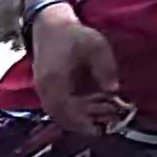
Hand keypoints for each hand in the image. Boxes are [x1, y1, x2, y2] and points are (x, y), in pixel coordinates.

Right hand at [30, 4, 128, 134]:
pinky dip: (71, 111)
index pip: (66, 109)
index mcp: (55, 81)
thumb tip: (113, 91)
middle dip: (82, 122)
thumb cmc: (73, 34)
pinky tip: (87, 107)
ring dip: (77, 117)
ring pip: (57, 113)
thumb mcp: (96, 46)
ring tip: (99, 116)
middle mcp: (45, 90)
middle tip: (105, 123)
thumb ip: (105, 68)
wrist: (49, 27)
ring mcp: (43, 90)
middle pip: (60, 115)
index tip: (99, 129)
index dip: (82, 121)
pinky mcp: (45, 88)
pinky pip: (56, 106)